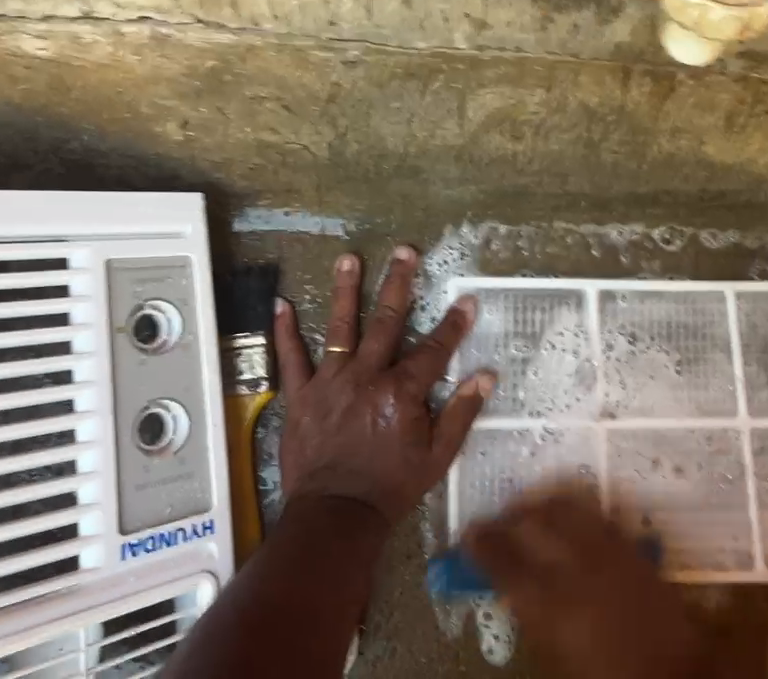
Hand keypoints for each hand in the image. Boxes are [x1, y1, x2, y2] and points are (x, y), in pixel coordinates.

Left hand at [275, 246, 492, 527]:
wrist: (336, 515)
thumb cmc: (391, 487)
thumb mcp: (437, 457)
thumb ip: (461, 413)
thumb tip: (486, 376)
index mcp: (402, 391)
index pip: (434, 350)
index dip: (453, 324)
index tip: (467, 299)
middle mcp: (367, 376)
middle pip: (387, 322)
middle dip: (398, 284)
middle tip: (404, 251)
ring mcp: (330, 382)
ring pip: (340, 327)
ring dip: (346, 290)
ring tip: (348, 258)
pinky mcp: (300, 395)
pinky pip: (291, 358)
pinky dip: (285, 332)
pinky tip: (281, 303)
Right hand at [464, 491, 711, 678]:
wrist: (677, 676)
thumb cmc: (607, 675)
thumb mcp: (556, 658)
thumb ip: (532, 620)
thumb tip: (512, 590)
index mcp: (548, 603)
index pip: (503, 560)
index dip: (481, 543)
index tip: (468, 533)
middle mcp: (574, 567)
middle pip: (530, 522)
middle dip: (507, 516)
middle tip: (496, 520)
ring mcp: (605, 552)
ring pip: (562, 507)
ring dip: (539, 504)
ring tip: (527, 509)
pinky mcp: (630, 546)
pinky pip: (593, 514)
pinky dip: (573, 509)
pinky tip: (567, 516)